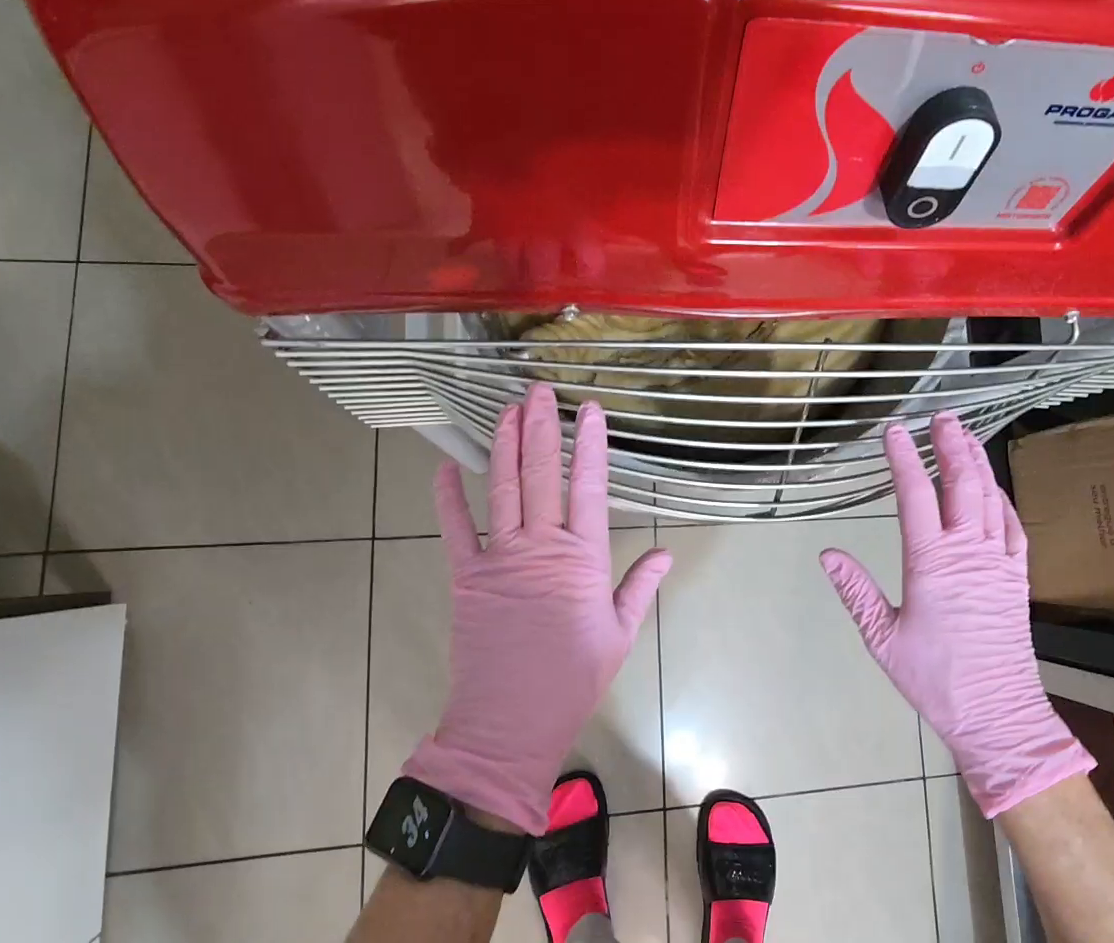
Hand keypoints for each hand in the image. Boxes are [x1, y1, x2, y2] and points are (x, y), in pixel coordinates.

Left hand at [401, 384, 671, 834]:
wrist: (509, 723)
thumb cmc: (573, 680)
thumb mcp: (620, 634)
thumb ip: (640, 587)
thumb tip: (666, 551)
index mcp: (584, 560)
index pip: (590, 487)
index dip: (591, 444)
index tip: (590, 409)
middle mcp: (543, 548)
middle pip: (542, 475)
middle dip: (541, 427)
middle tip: (539, 390)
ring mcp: (500, 559)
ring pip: (503, 489)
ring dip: (504, 445)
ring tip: (507, 409)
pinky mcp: (466, 576)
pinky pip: (456, 528)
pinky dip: (449, 496)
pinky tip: (447, 466)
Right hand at [820, 413, 1092, 817]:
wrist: (997, 713)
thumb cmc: (935, 679)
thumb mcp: (883, 639)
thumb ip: (856, 592)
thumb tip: (827, 554)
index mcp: (931, 563)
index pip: (915, 496)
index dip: (904, 458)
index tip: (895, 430)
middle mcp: (968, 553)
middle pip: (962, 484)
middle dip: (952, 445)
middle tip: (943, 416)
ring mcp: (999, 562)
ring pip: (991, 499)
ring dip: (979, 463)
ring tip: (968, 435)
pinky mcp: (1018, 578)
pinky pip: (1014, 527)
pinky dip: (1003, 500)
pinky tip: (996, 488)